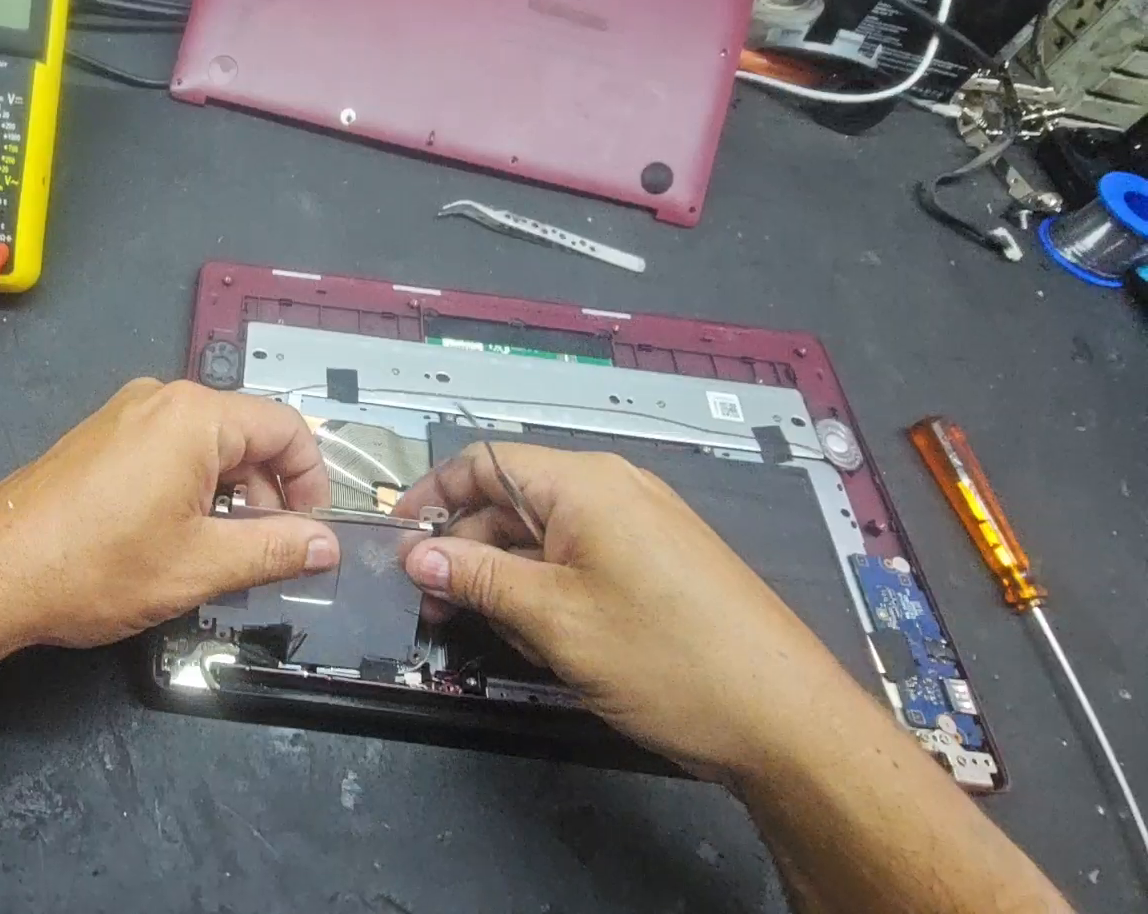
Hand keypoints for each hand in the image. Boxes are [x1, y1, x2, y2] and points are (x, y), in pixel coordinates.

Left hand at [0, 379, 340, 648]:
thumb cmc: (101, 566)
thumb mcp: (201, 565)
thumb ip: (274, 549)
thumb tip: (328, 544)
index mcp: (196, 416)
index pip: (287, 428)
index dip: (312, 480)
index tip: (310, 533)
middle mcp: (162, 398)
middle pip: (246, 433)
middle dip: (267, 492)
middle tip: (261, 553)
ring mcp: (126, 413)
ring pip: (207, 444)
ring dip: (228, 493)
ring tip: (214, 550)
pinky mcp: (102, 434)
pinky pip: (169, 448)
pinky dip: (191, 485)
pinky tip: (172, 533)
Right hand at [392, 443, 876, 780]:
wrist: (793, 727)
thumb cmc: (664, 657)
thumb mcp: (552, 618)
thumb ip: (475, 577)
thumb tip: (411, 555)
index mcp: (583, 483)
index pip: (483, 463)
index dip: (431, 495)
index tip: (396, 539)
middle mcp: (610, 490)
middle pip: (508, 502)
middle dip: (465, 549)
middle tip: (433, 603)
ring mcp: (636, 526)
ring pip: (539, 537)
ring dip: (504, 578)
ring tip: (498, 631)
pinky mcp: (654, 561)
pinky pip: (575, 558)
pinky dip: (544, 589)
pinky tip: (545, 637)